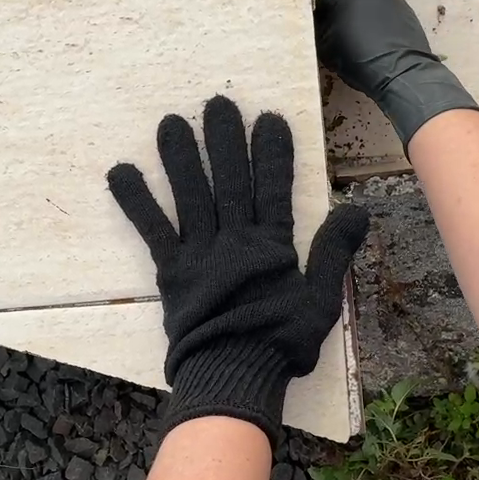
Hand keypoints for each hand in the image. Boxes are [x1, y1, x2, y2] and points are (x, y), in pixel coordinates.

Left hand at [106, 96, 369, 446]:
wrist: (233, 377)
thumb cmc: (280, 343)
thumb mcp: (321, 300)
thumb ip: (334, 253)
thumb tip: (358, 210)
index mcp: (270, 246)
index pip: (273, 188)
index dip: (271, 152)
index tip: (268, 118)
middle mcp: (233, 240)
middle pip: (228, 181)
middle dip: (224, 141)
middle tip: (217, 103)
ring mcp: (199, 252)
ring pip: (190, 195)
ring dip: (180, 158)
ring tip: (170, 122)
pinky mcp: (170, 270)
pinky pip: (152, 229)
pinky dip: (136, 201)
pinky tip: (120, 171)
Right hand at [314, 0, 478, 147]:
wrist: (400, 72)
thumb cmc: (356, 57)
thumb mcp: (324, 45)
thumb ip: (320, 25)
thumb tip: (321, 19)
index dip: (317, 3)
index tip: (315, 19)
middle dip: (338, 0)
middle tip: (333, 22)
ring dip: (358, 6)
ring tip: (354, 29)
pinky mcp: (405, 7)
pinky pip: (382, 5)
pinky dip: (375, 14)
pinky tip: (373, 34)